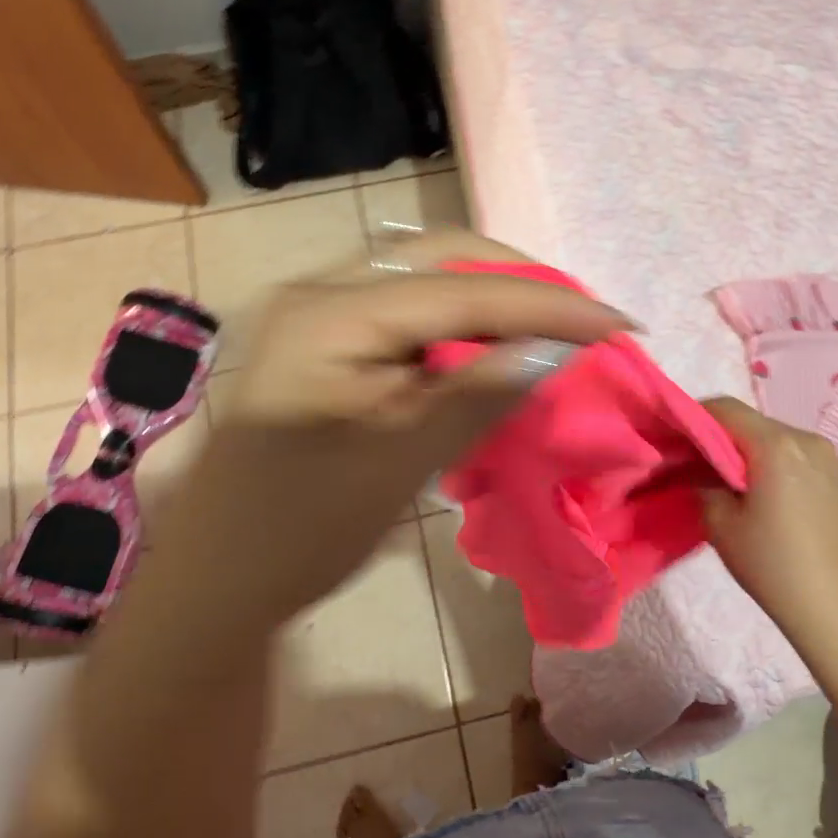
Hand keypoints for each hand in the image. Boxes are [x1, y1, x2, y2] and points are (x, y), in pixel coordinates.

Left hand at [164, 231, 631, 621]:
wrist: (216, 580)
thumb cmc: (301, 530)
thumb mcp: (400, 460)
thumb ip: (480, 392)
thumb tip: (559, 346)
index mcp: (330, 314)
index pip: (461, 291)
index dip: (547, 306)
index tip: (620, 324)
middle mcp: (319, 291)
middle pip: (439, 258)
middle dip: (519, 282)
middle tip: (583, 320)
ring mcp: (317, 313)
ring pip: (424, 278)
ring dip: (491, 298)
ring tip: (552, 328)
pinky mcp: (324, 342)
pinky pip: (405, 311)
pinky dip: (458, 324)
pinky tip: (494, 349)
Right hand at [698, 397, 837, 630]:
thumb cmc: (775, 567)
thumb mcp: (720, 524)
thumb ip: (702, 482)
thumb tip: (698, 468)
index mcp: (777, 444)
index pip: (723, 408)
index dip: (690, 418)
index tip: (670, 442)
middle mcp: (806, 439)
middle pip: (749, 422)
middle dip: (715, 437)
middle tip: (690, 467)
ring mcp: (828, 458)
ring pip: (770, 439)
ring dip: (741, 453)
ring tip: (722, 486)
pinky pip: (791, 457)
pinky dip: (766, 465)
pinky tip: (756, 498)